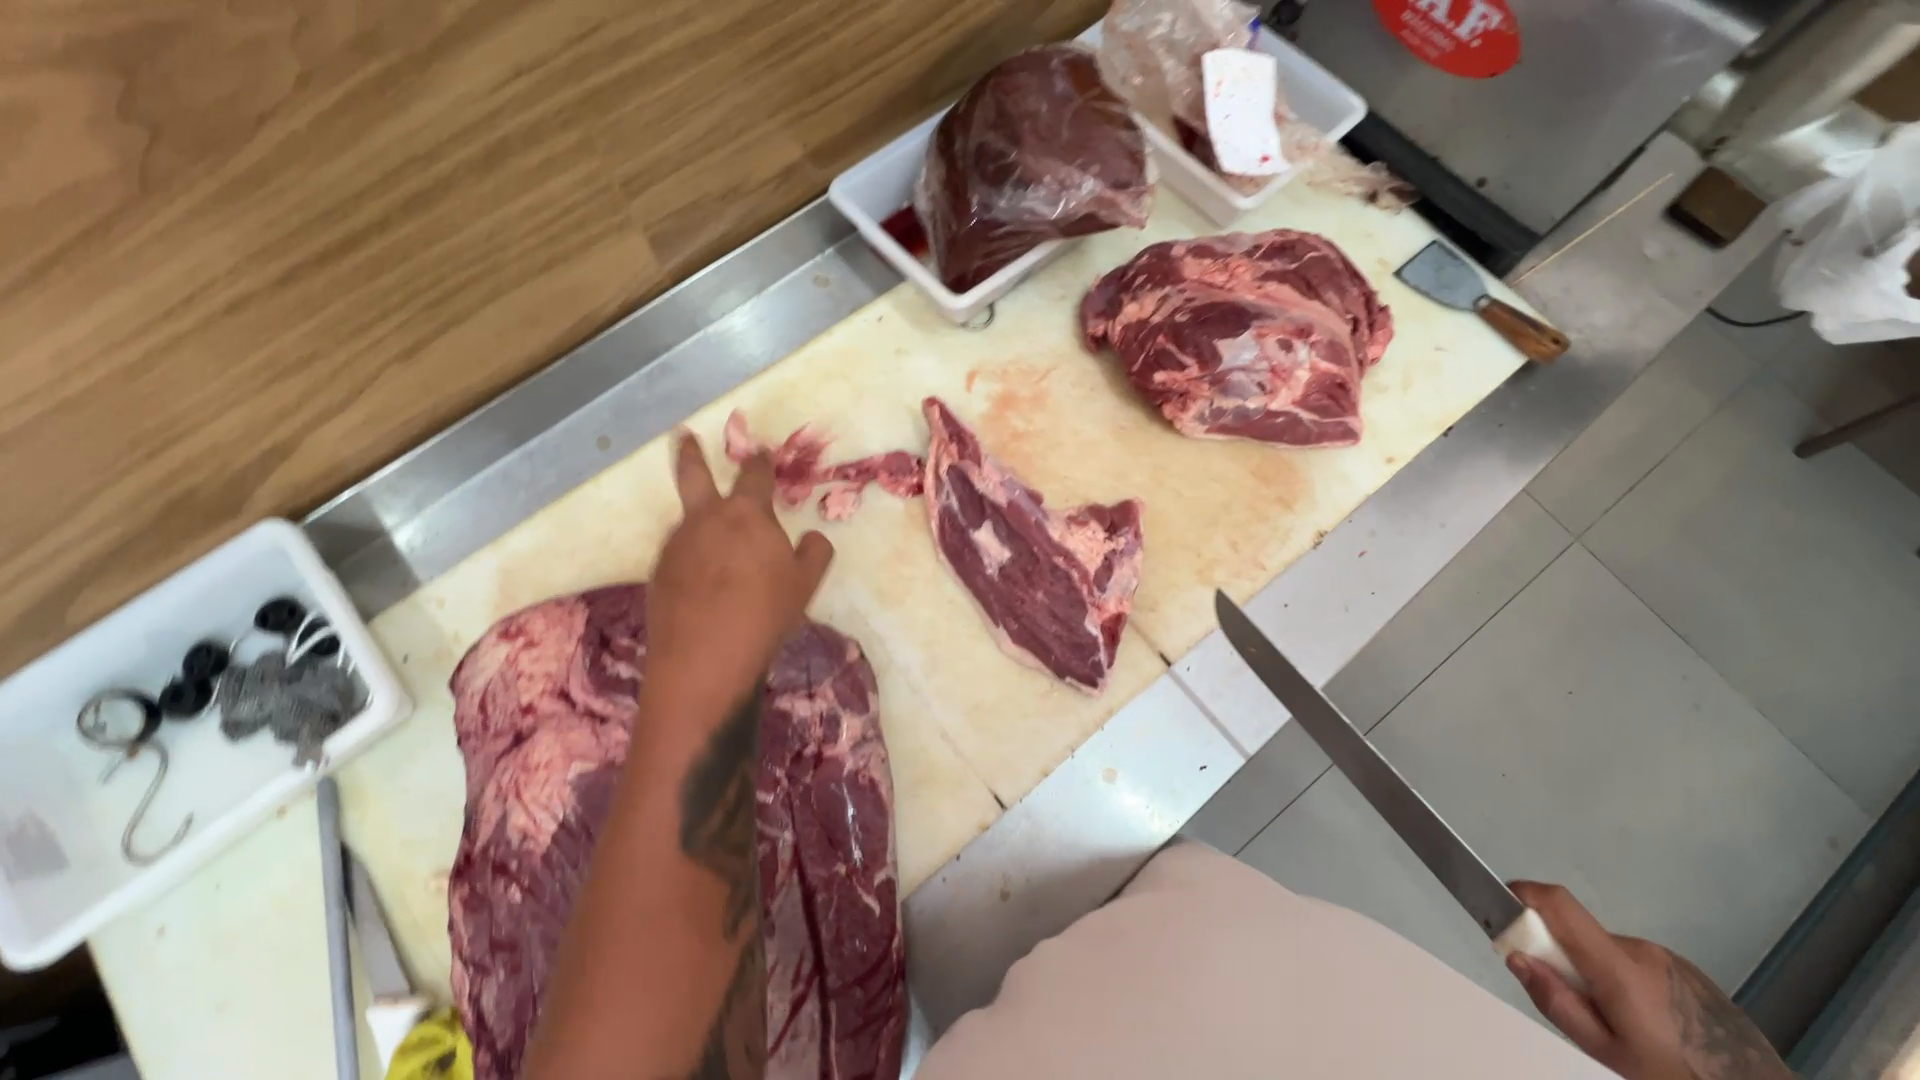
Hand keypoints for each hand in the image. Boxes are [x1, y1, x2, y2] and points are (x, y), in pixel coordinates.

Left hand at [646, 431, 833, 718]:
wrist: (703, 658)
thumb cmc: (764, 614)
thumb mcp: (805, 584)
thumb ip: (815, 553)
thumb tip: (814, 538)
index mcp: (746, 514)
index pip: (754, 474)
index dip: (761, 461)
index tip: (762, 452)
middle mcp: (705, 519)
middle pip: (694, 474)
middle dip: (691, 453)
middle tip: (684, 435)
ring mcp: (676, 544)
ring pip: (688, 518)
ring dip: (697, 516)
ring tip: (711, 534)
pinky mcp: (659, 572)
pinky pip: (680, 552)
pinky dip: (692, 555)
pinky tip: (702, 579)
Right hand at [1507, 882, 1791, 1079]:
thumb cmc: (1673, 1071)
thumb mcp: (1605, 1050)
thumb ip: (1556, 1002)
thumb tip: (1516, 957)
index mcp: (1617, 966)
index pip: (1560, 904)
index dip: (1523, 894)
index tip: (1500, 905)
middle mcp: (1640, 949)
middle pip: (1576, 933)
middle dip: (1556, 954)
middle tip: (1566, 998)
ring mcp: (1666, 956)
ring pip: (1604, 951)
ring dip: (1591, 971)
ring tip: (1615, 1020)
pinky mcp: (1685, 968)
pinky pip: (1632, 962)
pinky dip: (1619, 979)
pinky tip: (1643, 1019)